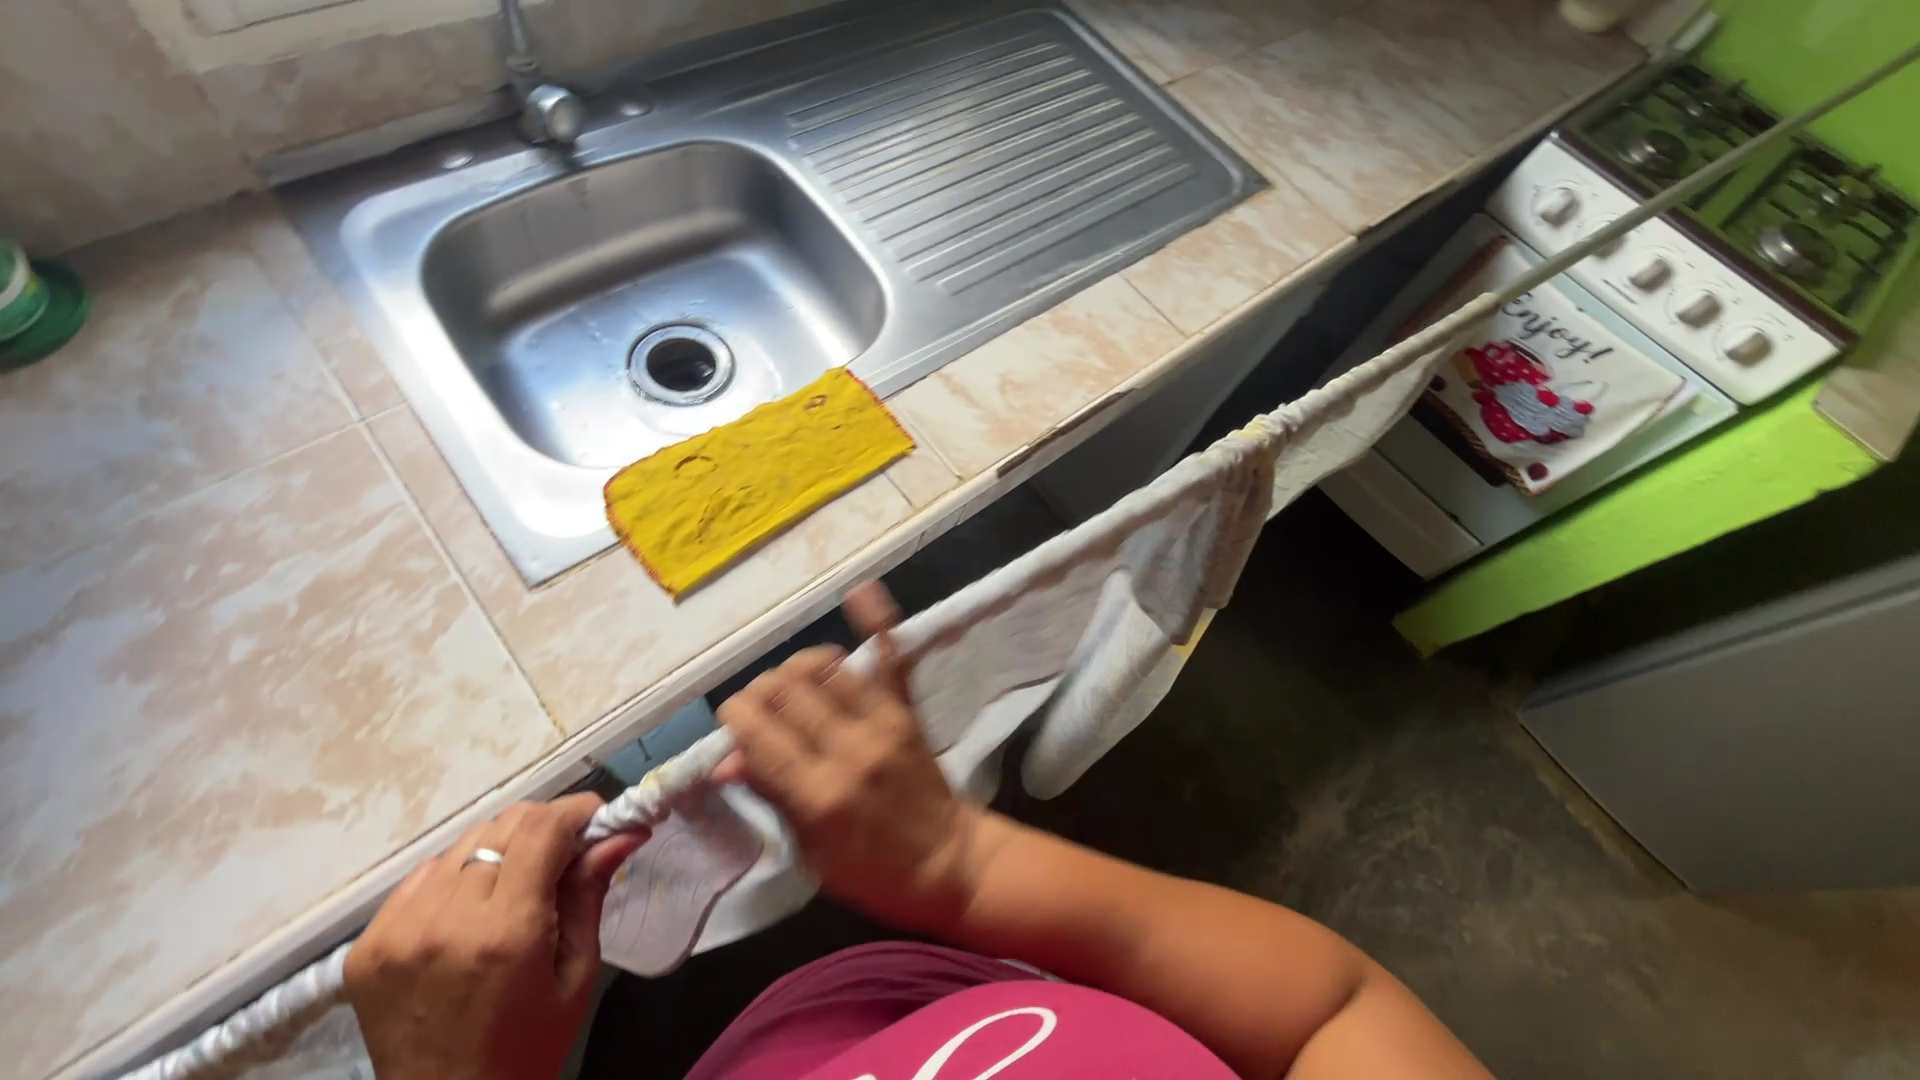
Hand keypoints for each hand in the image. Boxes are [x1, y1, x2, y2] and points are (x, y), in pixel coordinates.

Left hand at [343, 795, 648, 1079]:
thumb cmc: (528, 1046)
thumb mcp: (577, 972)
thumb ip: (591, 892)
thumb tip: (627, 830)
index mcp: (505, 932)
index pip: (542, 828)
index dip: (578, 810)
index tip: (600, 819)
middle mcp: (445, 920)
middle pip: (503, 825)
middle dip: (545, 827)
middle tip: (566, 855)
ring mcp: (397, 931)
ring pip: (464, 844)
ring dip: (501, 850)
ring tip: (517, 886)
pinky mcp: (368, 944)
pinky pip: (423, 876)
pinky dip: (457, 877)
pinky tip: (472, 909)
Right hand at [713, 583, 987, 931]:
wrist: (952, 864)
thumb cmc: (873, 873)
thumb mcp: (811, 854)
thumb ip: (771, 798)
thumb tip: (725, 760)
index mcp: (819, 794)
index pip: (757, 732)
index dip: (734, 717)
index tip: (732, 721)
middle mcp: (849, 749)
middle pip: (785, 690)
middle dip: (759, 692)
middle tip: (759, 708)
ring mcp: (884, 723)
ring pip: (824, 667)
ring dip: (796, 668)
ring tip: (790, 684)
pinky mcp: (909, 711)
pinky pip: (892, 656)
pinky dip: (877, 620)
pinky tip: (858, 590)